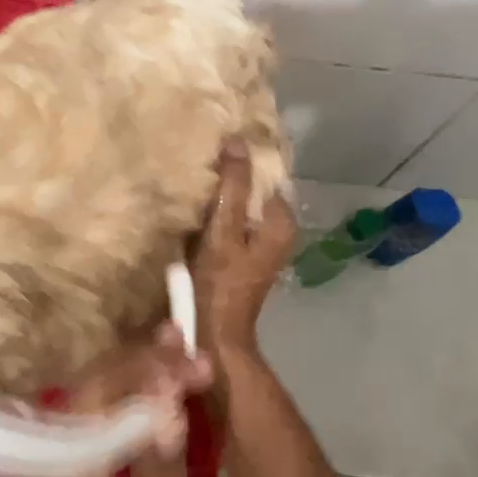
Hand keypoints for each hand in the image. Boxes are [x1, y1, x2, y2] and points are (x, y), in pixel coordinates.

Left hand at [18, 329, 212, 476]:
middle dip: (136, 368)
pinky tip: (149, 386)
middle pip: (78, 400)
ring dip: (128, 378)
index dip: (136, 373)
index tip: (187, 357)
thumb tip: (165, 407)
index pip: (90, 411)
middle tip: (191, 353)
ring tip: (178, 359)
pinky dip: (116, 402)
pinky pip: (77, 427)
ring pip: (76, 407)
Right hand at [191, 142, 297, 360]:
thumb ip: (232, 186)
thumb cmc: (219, 283)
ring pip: (242, 208)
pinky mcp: (245, 258)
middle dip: (231, 178)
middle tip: (199, 162)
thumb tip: (236, 141)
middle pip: (254, 192)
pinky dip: (217, 216)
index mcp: (282, 222)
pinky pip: (233, 224)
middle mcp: (280, 232)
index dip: (241, 159)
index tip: (213, 146)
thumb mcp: (222, 230)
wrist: (214, 335)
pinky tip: (195, 212)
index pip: (266, 174)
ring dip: (221, 197)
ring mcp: (263, 247)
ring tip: (194, 181)